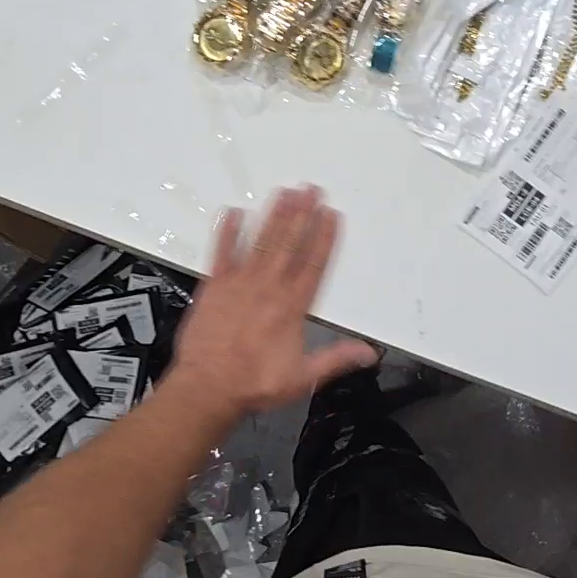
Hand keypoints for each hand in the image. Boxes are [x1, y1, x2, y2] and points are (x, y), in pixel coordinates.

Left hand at [169, 186, 377, 417]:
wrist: (208, 388)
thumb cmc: (253, 383)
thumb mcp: (303, 377)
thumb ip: (336, 359)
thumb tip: (369, 353)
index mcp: (291, 307)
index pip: (313, 264)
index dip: (324, 237)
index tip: (331, 215)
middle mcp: (267, 288)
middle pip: (289, 244)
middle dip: (302, 214)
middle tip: (311, 189)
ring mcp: (239, 284)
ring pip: (261, 242)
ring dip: (273, 216)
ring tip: (284, 192)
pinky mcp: (214, 287)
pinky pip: (221, 253)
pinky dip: (227, 232)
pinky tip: (235, 212)